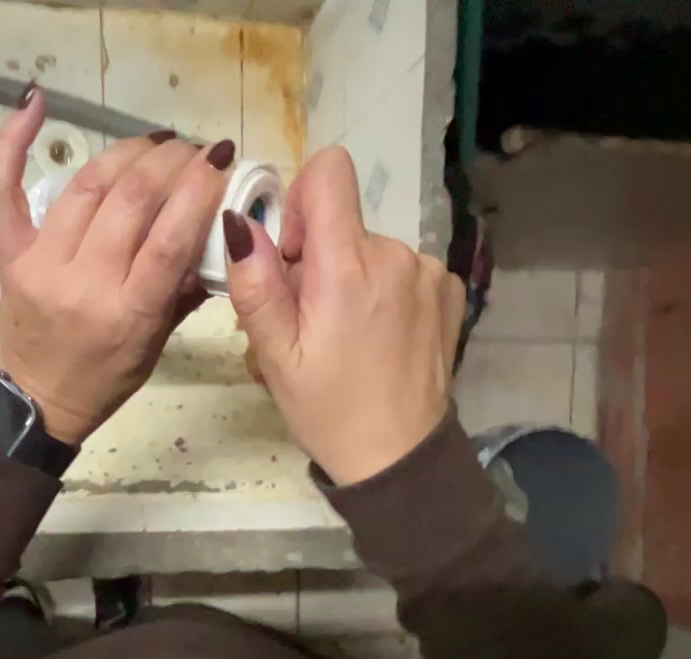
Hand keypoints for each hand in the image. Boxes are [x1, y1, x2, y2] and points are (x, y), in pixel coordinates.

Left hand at [0, 88, 235, 443]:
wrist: (40, 400)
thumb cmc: (107, 379)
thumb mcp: (157, 345)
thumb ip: (183, 290)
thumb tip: (217, 233)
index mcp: (128, 314)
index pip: (170, 237)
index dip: (200, 188)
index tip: (220, 159)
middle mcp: (84, 284)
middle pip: (131, 200)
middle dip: (169, 163)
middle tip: (189, 152)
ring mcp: (41, 265)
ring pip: (87, 186)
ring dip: (126, 152)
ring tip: (154, 144)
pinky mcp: (9, 255)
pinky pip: (4, 191)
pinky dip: (12, 142)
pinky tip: (34, 102)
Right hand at [223, 147, 465, 485]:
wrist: (397, 455)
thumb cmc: (327, 410)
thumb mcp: (276, 357)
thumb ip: (256, 286)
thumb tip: (240, 222)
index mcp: (348, 265)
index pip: (330, 171)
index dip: (300, 203)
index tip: (293, 258)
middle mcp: (396, 253)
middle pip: (344, 223)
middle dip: (319, 260)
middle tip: (313, 323)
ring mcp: (428, 271)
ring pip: (372, 250)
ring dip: (352, 280)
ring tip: (347, 338)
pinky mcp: (449, 290)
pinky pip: (404, 270)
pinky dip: (386, 293)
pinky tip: (380, 338)